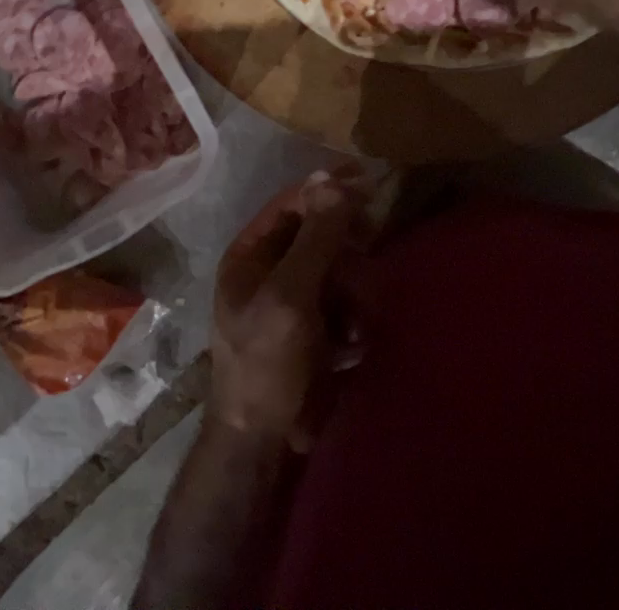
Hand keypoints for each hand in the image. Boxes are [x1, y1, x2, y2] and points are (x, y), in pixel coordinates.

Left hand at [211, 172, 364, 448]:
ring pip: (339, 273)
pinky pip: (345, 307)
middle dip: (347, 255)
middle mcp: (269, 272)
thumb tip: (331, 179)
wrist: (264, 439)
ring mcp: (292, 302)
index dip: (327, 190)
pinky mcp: (314, 331)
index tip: (368, 182)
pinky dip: (354, 323)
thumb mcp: (291, 296)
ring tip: (356, 326)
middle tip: (366, 265)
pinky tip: (352, 347)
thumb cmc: (267, 362)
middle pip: (321, 237)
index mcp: (250, 255)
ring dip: (355, 295)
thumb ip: (315, 239)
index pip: (291, 204)